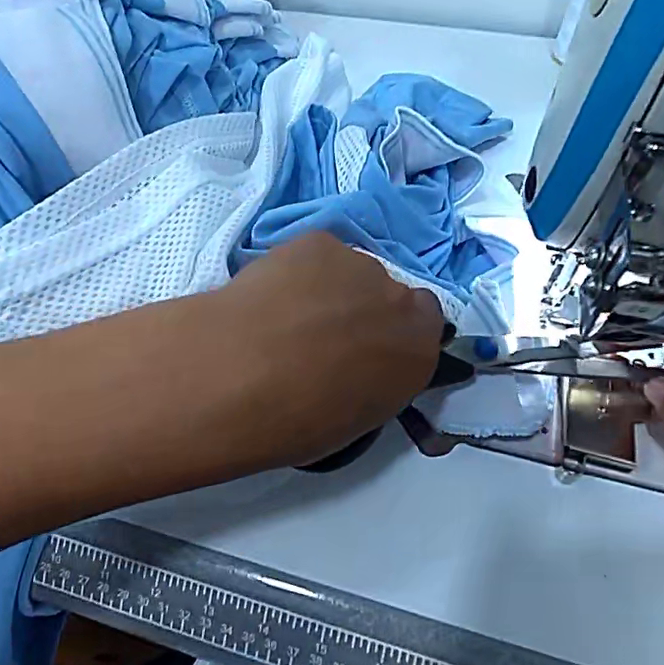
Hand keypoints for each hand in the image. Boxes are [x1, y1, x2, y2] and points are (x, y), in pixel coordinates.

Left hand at [187, 233, 445, 470]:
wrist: (239, 378)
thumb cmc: (298, 421)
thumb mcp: (357, 419)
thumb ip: (375, 382)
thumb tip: (358, 371)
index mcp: (419, 352)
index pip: (424, 326)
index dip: (395, 335)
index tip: (368, 350)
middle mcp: (402, 303)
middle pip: (390, 296)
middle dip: (365, 311)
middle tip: (323, 336)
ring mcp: (362, 266)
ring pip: (352, 273)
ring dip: (331, 290)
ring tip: (287, 316)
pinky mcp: (320, 243)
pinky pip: (317, 255)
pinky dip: (298, 270)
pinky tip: (270, 296)